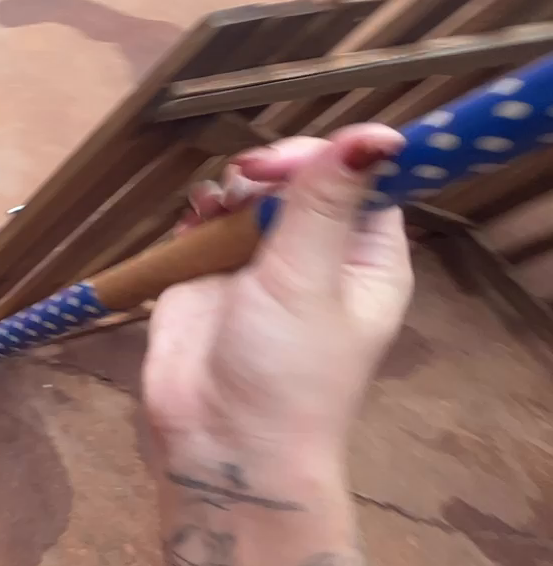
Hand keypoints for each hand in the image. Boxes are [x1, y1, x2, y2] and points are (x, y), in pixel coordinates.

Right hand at [143, 125, 412, 473]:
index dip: (325, 158)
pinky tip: (188, 220)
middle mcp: (309, 253)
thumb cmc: (284, 366)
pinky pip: (199, 226)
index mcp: (362, 256)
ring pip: (244, 198)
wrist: (218, 432)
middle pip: (296, 181)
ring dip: (227, 191)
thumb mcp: (307, 282)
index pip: (358, 181)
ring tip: (210, 209)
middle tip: (241, 184)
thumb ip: (322, 207)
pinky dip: (193, 214)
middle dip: (268, 171)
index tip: (279, 165)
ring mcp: (250, 265)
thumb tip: (376, 133)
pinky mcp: (198, 276)